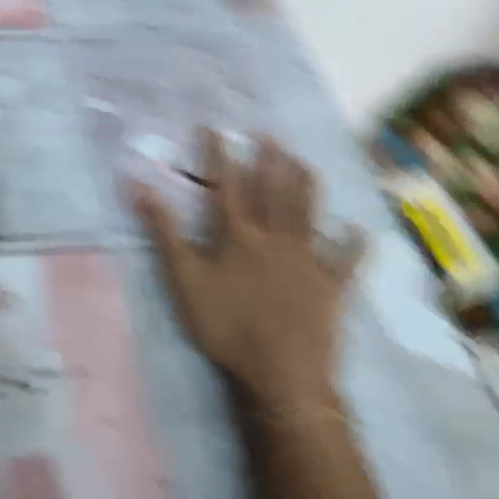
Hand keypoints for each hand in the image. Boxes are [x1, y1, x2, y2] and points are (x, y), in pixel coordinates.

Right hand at [135, 129, 366, 402]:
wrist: (283, 372)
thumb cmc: (226, 325)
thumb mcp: (183, 278)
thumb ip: (163, 231)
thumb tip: (138, 185)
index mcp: (237, 234)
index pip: (225, 185)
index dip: (219, 154)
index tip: (215, 126)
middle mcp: (274, 237)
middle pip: (272, 191)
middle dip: (268, 160)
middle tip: (268, 134)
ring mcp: (307, 260)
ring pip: (307, 213)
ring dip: (305, 184)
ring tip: (303, 161)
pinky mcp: (332, 287)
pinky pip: (347, 261)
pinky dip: (354, 245)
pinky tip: (360, 230)